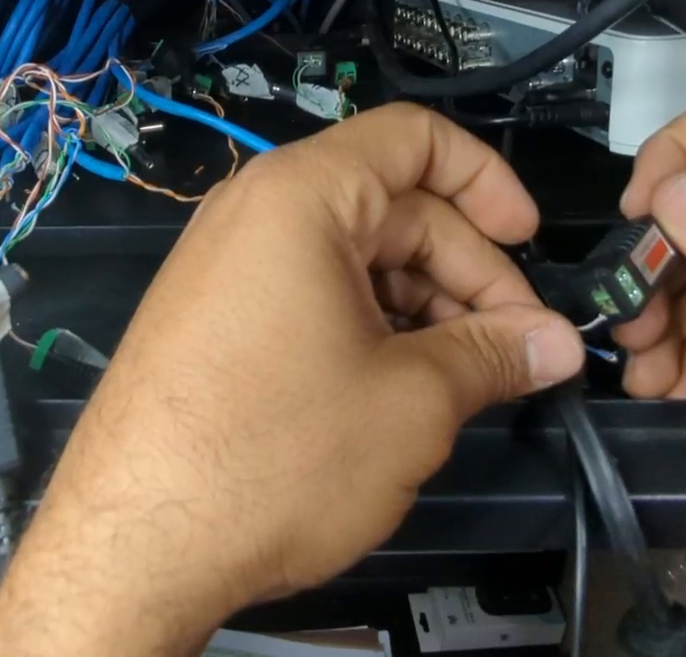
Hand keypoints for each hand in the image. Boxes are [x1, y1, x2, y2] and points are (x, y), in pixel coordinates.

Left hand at [0, 104, 583, 656]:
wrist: (127, 547)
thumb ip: (494, 356)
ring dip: (424, 304)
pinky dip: (371, 322)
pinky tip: (403, 382)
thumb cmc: (275, 453)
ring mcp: (232, 261)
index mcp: (303, 193)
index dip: (486, 179)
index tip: (528, 240)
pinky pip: (314, 289)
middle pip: (394, 207)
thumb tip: (557, 344)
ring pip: (357, 255)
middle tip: (518, 348)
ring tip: (468, 376)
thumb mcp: (409, 402)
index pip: (414, 138)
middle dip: (467, 270)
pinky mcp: (219, 311)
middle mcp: (259, 208)